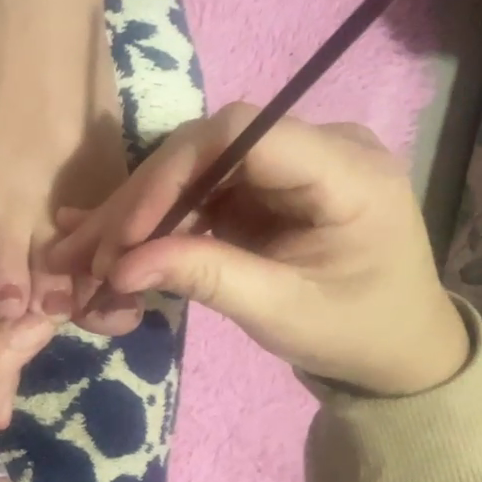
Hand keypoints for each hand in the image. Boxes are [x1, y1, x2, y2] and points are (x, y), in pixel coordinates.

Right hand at [49, 104, 468, 396]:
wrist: (394, 349)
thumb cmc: (353, 330)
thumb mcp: (281, 310)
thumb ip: (205, 276)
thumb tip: (119, 268)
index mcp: (345, 170)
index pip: (242, 132)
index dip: (172, 173)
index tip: (127, 233)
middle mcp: (314, 147)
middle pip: (203, 149)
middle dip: (141, 201)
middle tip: (91, 255)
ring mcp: (282, 165)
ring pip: (187, 169)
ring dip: (135, 213)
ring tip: (87, 256)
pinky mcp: (257, 186)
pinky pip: (193, 191)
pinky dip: (152, 222)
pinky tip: (110, 244)